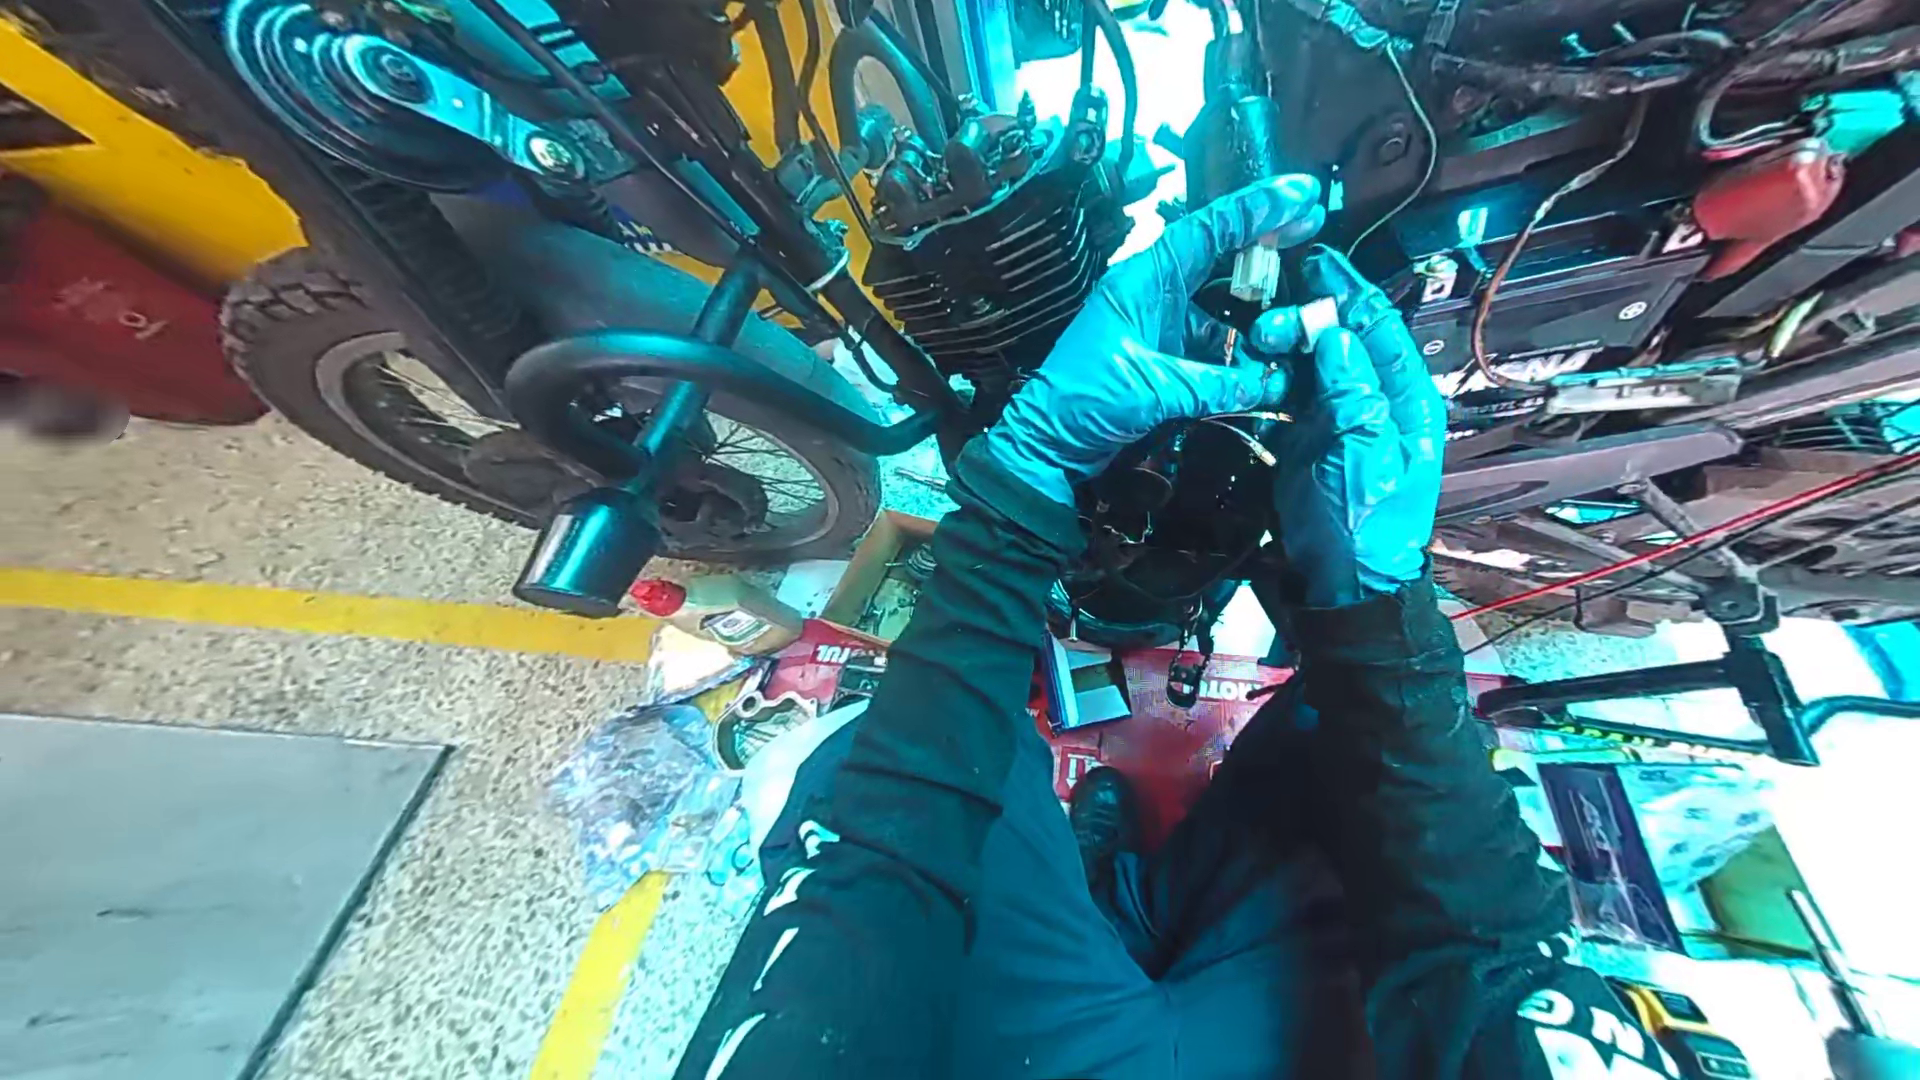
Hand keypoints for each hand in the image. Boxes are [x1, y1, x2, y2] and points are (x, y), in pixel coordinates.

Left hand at [983, 175, 1325, 503]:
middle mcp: (1151, 298)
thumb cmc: (1084, 401)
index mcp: (1142, 283)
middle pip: (1214, 260)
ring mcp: (1155, 331)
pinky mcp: (1158, 362)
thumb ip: (1212, 385)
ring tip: (1292, 326)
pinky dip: (1230, 362)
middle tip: (1311, 224)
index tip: (1301, 193)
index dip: (1254, 208)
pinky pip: (1204, 353)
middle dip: (1262, 245)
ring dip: (1251, 321)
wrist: (1049, 441)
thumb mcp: (1151, 387)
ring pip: (1215, 313)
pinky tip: (1259, 375)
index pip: (1204, 230)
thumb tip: (1267, 386)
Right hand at [1259, 247, 1444, 606]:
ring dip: (1283, 350)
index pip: (1377, 330)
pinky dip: (1269, 381)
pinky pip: (1286, 398)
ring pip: (1309, 367)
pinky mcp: (1302, 440)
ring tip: (1256, 340)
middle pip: (1338, 344)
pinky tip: (1252, 370)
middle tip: (1268, 322)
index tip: (1318, 263)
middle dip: (1305, 324)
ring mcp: (1333, 421)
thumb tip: (1337, 337)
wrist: (1338, 574)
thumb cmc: (1363, 522)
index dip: (1349, 294)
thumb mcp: (1365, 454)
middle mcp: (1369, 402)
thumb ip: (1352, 393)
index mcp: (1402, 400)